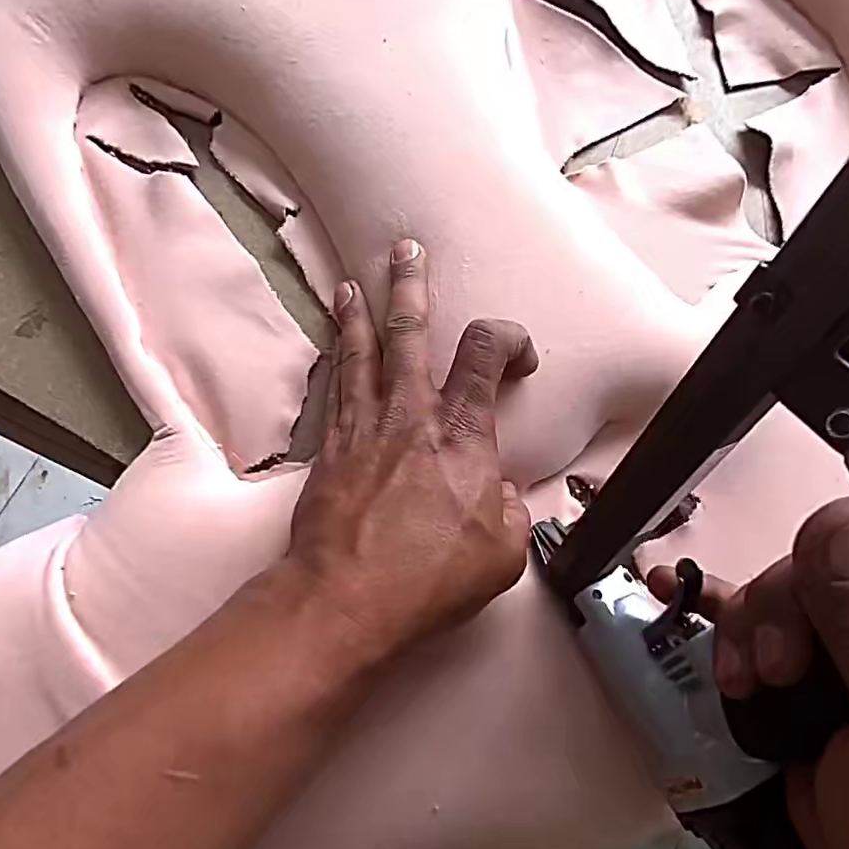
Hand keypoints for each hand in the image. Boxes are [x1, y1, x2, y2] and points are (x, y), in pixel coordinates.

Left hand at [281, 239, 537, 661]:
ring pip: (361, 353)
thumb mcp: (502, 554)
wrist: (347, 597)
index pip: (485, 355)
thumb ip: (509, 511)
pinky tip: (334, 354)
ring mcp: (363, 430)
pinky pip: (334, 392)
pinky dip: (335, 364)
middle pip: (410, 330)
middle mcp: (410, 417)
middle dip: (410, 285)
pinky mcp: (330, 451)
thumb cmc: (427, 580)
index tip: (518, 358)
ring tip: (352, 286)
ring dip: (358, 314)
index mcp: (463, 437)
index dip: (507, 340)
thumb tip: (497, 492)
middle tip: (405, 251)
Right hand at [651, 497, 848, 848]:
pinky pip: (775, 623)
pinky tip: (698, 619)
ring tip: (743, 683)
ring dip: (755, 627)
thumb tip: (846, 515)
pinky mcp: (833, 672)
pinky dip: (733, 625)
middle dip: (794, 606)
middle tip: (771, 666)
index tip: (820, 593)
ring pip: (803, 590)